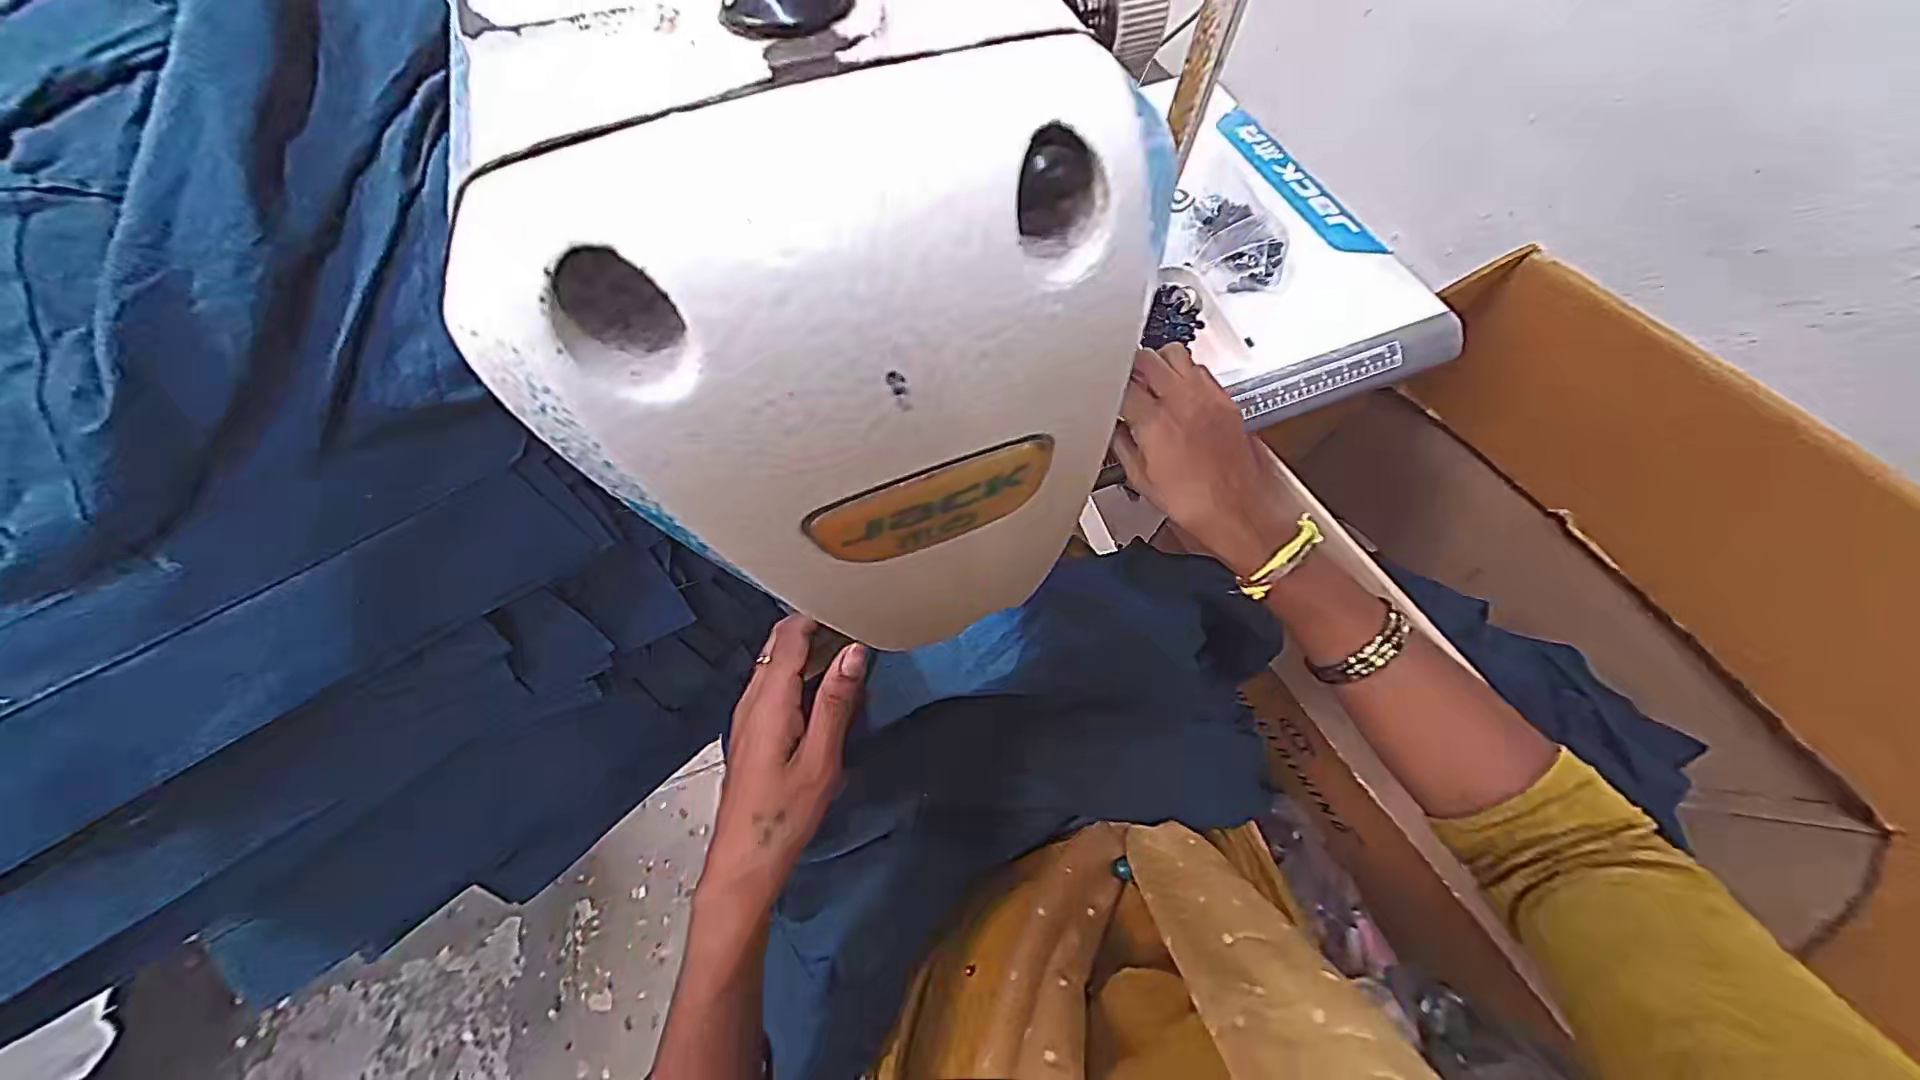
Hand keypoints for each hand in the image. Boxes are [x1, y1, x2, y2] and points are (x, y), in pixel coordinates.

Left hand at [700, 615, 865, 914]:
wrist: (743, 863)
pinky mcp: (751, 730)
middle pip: (779, 645)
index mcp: (768, 702)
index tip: (849, 606)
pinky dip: (801, 676)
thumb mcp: (821, 760)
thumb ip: (836, 701)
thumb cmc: (784, 815)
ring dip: (810, 653)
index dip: (816, 614)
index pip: (787, 636)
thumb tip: (854, 651)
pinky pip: (775, 686)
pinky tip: (826, 691)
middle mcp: (752, 700)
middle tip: (857, 629)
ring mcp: (747, 715)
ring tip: (849, 655)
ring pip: (776, 664)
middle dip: (816, 630)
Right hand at [1111, 343, 1302, 575]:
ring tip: (1151, 382)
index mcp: (1155, 421)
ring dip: (1159, 364)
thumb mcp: (1142, 479)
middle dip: (1131, 367)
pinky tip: (1179, 394)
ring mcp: (1207, 396)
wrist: (1237, 508)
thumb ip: (1122, 445)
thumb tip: (1115, 430)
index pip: (1122, 384)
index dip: (1110, 388)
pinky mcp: (1225, 400)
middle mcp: (1182, 400)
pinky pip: (1200, 371)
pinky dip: (1185, 375)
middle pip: (1148, 357)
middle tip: (1126, 383)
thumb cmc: (1196, 502)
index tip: (1107, 397)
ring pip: (1176, 354)